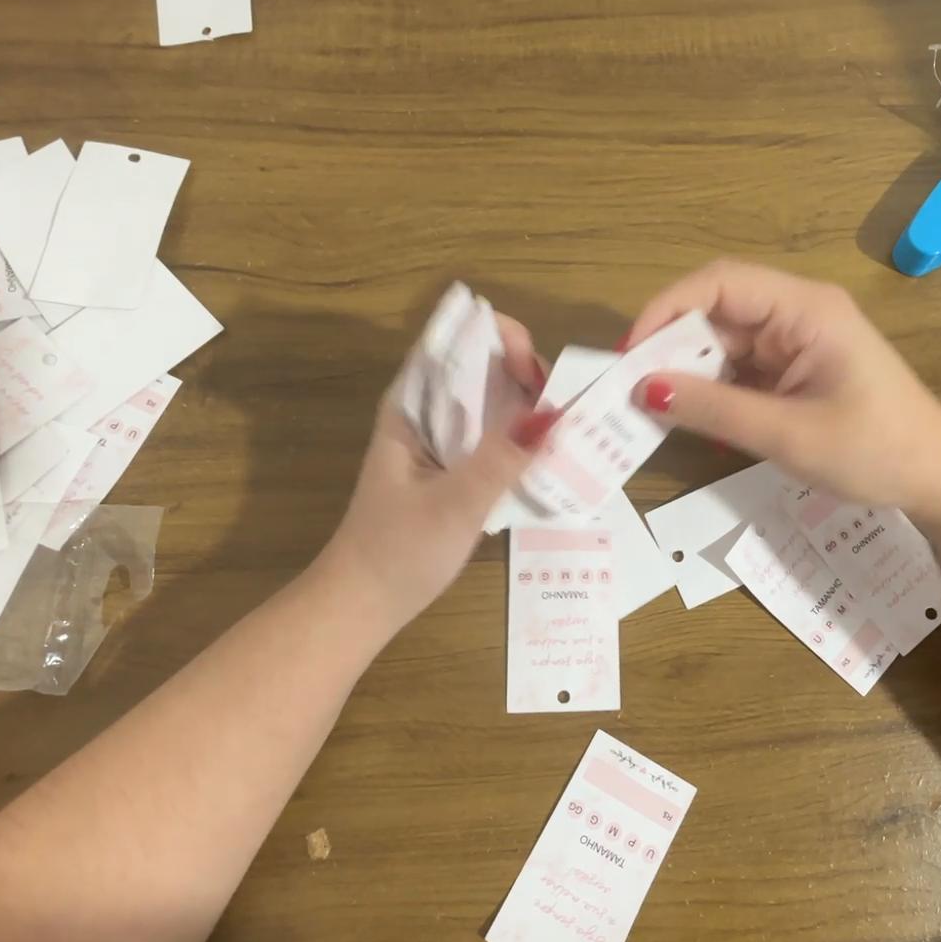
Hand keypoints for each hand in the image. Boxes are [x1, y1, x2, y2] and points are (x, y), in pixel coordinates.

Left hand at [324, 313, 556, 628]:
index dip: (500, 339)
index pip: (455, 341)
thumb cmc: (397, 551)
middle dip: (527, 375)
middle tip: (567, 408)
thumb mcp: (454, 505)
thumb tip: (553, 418)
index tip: (535, 372)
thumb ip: (500, 461)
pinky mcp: (459, 467)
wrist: (366, 601)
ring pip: (495, 402)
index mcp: (412, 405)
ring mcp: (445, 440)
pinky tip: (555, 454)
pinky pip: (498, 437)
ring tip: (574, 428)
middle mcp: (429, 412)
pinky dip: (525, 438)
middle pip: (484, 367)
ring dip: (532, 406)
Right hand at [624, 260, 940, 512]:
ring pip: (723, 344)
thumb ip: (713, 408)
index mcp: (804, 310)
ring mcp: (796, 343)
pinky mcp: (794, 370)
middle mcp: (797, 315)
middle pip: (716, 312)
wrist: (937, 478)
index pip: (719, 284)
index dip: (666, 310)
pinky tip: (692, 418)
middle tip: (631, 390)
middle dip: (671, 347)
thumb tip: (643, 390)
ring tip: (652, 409)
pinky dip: (713, 392)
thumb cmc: (873, 450)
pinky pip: (740, 370)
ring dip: (689, 373)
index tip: (630, 354)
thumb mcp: (786, 434)